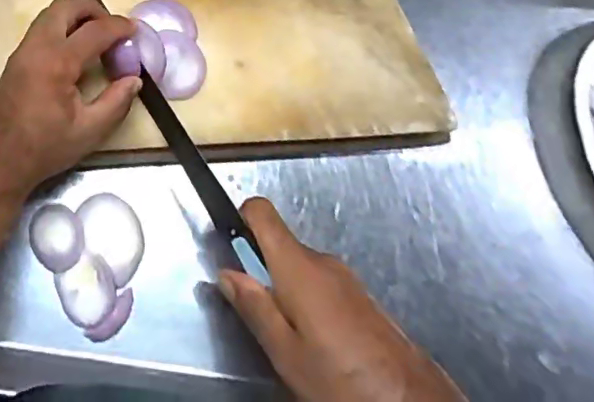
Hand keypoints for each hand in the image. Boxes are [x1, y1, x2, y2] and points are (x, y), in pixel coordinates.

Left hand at [0, 0, 141, 197]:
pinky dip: (63, 26)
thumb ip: (116, 102)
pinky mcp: (17, 57)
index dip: (118, 27)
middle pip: (66, 6)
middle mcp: (37, 46)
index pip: (94, 30)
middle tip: (114, 27)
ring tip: (98, 37)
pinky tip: (77, 49)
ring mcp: (23, 49)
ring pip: (51, 13)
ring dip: (76, 15)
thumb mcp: (89, 131)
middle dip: (94, 9)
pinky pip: (42, 27)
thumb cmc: (44, 148)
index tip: (135, 30)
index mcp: (57, 61)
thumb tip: (134, 79)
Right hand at [220, 198, 463, 401]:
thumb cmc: (344, 381)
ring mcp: (348, 280)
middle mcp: (324, 262)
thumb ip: (253, 307)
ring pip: (303, 270)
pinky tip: (322, 346)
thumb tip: (227, 274)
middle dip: (265, 273)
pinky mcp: (366, 300)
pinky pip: (326, 287)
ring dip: (290, 293)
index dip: (241, 220)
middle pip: (280, 246)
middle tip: (263, 317)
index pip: (261, 212)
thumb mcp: (286, 352)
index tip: (233, 248)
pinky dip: (314, 305)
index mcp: (298, 266)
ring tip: (294, 340)